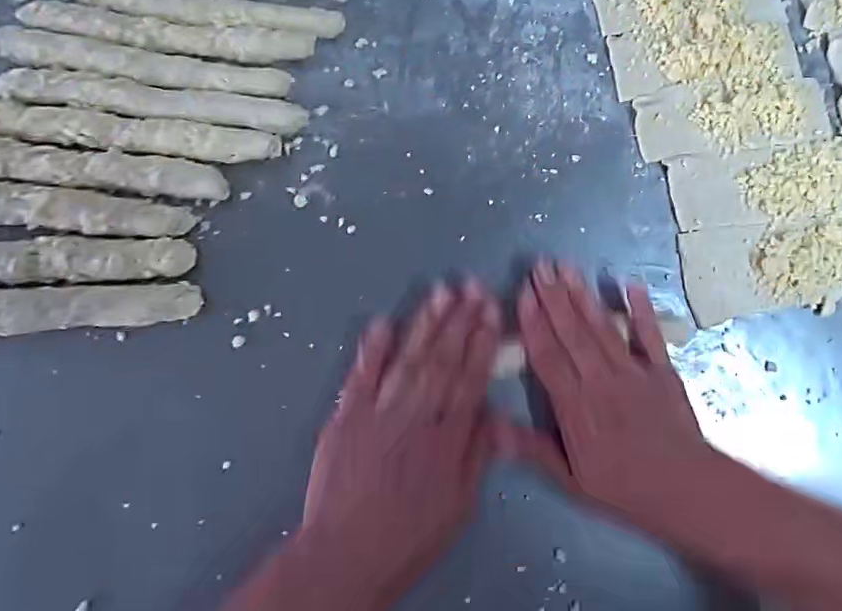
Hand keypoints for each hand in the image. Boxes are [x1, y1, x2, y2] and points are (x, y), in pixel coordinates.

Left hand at [292, 280, 501, 608]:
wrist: (345, 556)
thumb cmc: (409, 535)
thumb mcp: (459, 506)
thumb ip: (478, 454)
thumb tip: (495, 411)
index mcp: (447, 440)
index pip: (470, 379)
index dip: (482, 341)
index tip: (491, 308)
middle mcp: (417, 418)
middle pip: (443, 360)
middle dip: (460, 319)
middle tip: (472, 285)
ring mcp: (379, 412)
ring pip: (409, 359)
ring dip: (426, 323)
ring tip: (442, 291)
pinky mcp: (347, 415)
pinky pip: (362, 375)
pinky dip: (374, 348)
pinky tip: (385, 320)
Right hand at [502, 262, 716, 530]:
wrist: (688, 492)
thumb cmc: (625, 488)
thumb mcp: (573, 481)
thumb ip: (536, 449)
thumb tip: (495, 427)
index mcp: (577, 408)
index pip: (548, 356)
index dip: (534, 322)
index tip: (523, 293)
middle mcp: (602, 381)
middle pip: (572, 332)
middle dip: (553, 296)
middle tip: (540, 265)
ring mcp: (634, 371)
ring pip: (602, 326)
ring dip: (583, 295)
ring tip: (567, 266)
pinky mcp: (662, 369)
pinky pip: (649, 334)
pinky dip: (640, 309)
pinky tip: (630, 284)